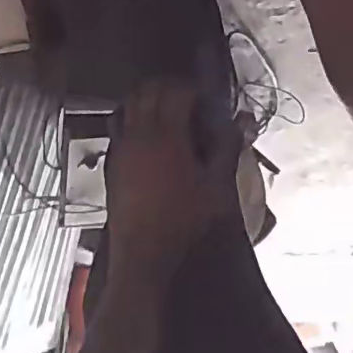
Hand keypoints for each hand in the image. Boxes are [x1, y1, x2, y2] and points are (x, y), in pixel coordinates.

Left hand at [105, 80, 248, 286]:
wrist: (146, 265)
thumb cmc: (187, 226)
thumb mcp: (218, 188)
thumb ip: (227, 148)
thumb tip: (240, 121)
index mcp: (166, 136)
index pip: (175, 92)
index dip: (192, 87)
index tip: (206, 95)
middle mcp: (139, 136)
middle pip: (147, 91)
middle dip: (168, 87)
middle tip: (189, 97)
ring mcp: (121, 151)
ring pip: (129, 106)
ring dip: (148, 100)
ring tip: (168, 111)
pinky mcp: (113, 167)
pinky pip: (119, 128)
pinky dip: (133, 120)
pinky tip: (150, 138)